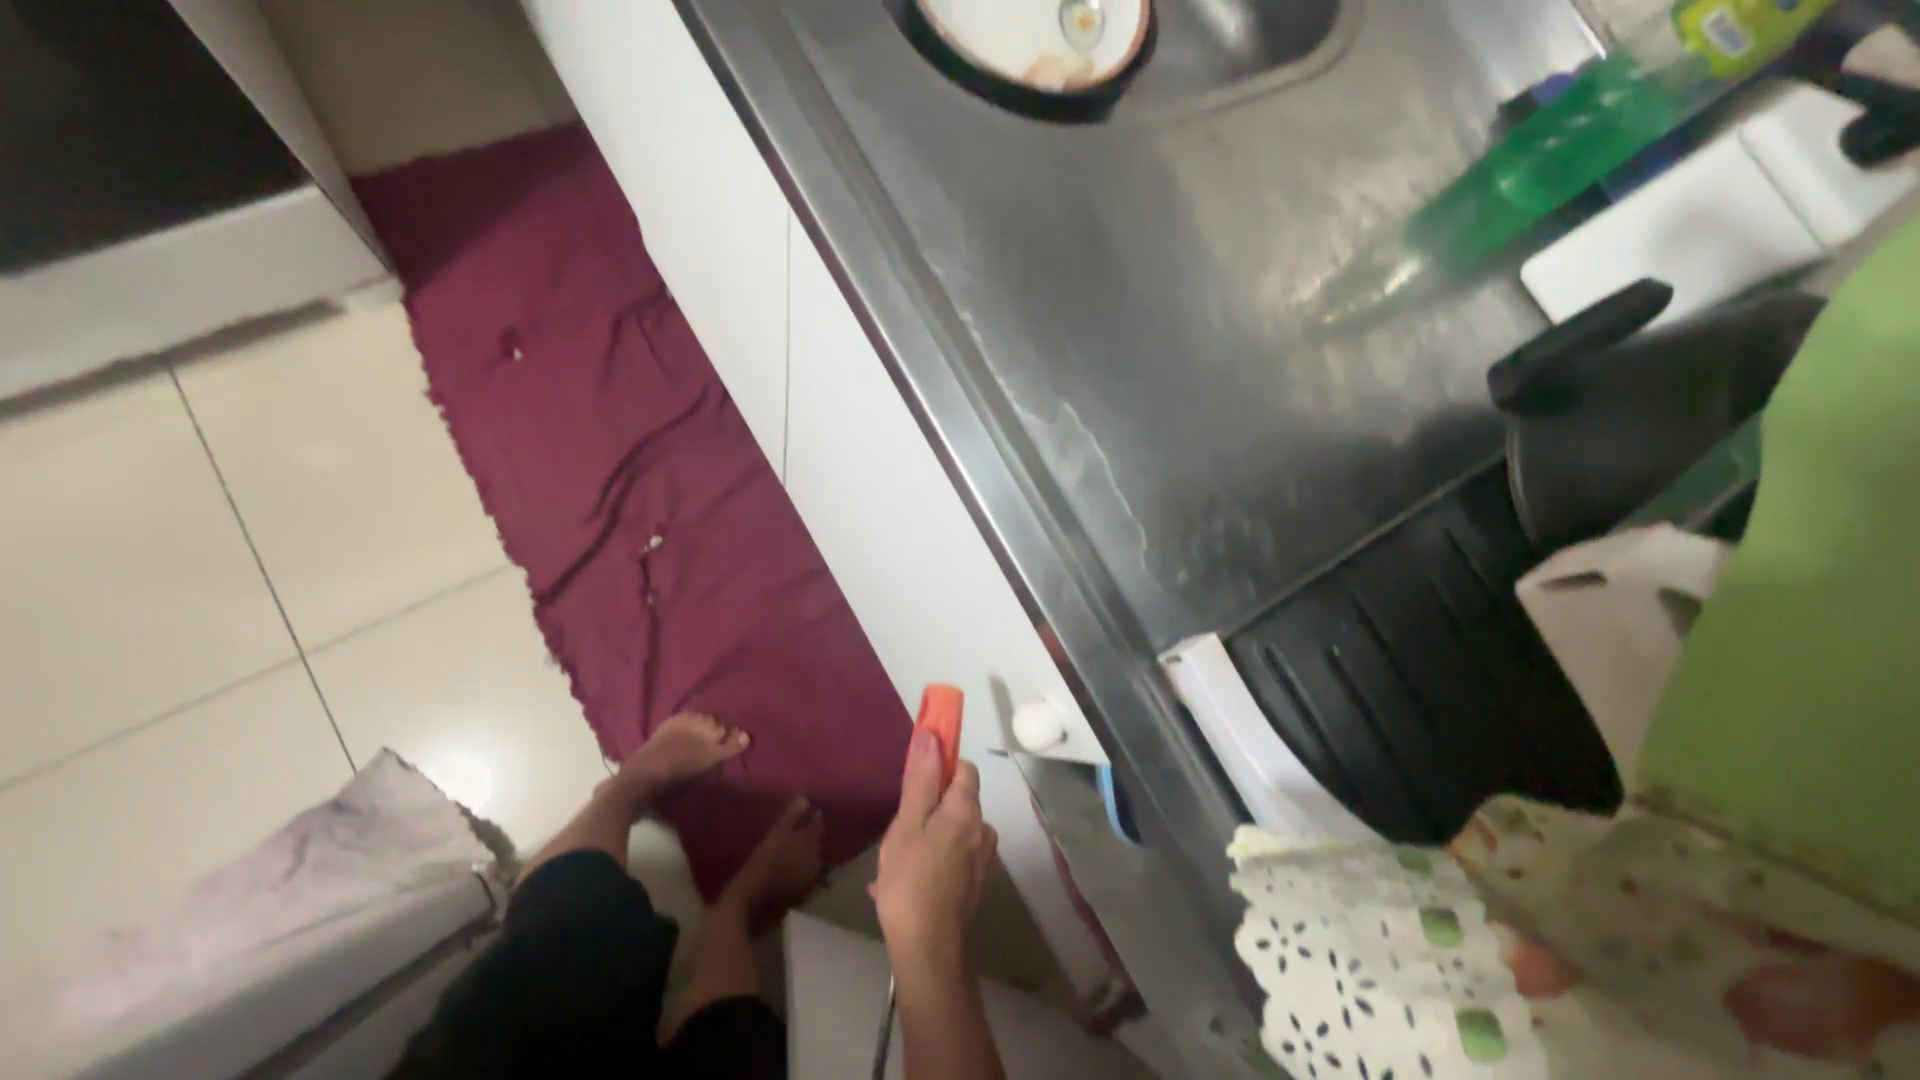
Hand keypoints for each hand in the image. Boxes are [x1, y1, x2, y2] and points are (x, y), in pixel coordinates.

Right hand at [873, 729, 997, 975]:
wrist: (929, 951)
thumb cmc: (911, 882)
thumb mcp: (907, 825)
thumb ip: (921, 779)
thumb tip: (932, 734)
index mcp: (967, 811)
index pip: (964, 768)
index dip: (940, 766)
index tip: (913, 782)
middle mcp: (982, 830)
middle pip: (957, 800)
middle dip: (926, 807)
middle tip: (897, 832)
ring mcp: (982, 859)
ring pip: (950, 831)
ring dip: (924, 838)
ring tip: (893, 862)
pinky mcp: (974, 884)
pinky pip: (950, 858)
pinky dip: (929, 861)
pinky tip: (899, 884)